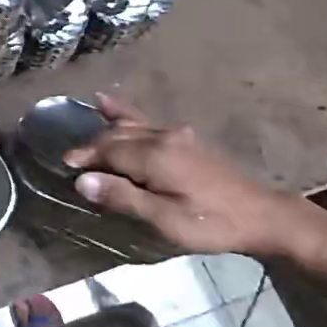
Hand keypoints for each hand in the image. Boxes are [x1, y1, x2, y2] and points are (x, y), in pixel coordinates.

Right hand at [63, 94, 324, 258]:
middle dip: (92, 144)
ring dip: (106, 129)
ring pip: (132, 125)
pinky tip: (110, 104)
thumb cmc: (212, 223)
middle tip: (72, 159)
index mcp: (156, 156)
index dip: (85, 156)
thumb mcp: (165, 219)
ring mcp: (177, 134)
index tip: (64, 164)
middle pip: (118, 134)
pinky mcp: (187, 138)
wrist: (262, 215)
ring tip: (84, 130)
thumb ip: (123, 197)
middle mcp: (164, 136)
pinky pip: (146, 121)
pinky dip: (125, 113)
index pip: (109, 149)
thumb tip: (83, 181)